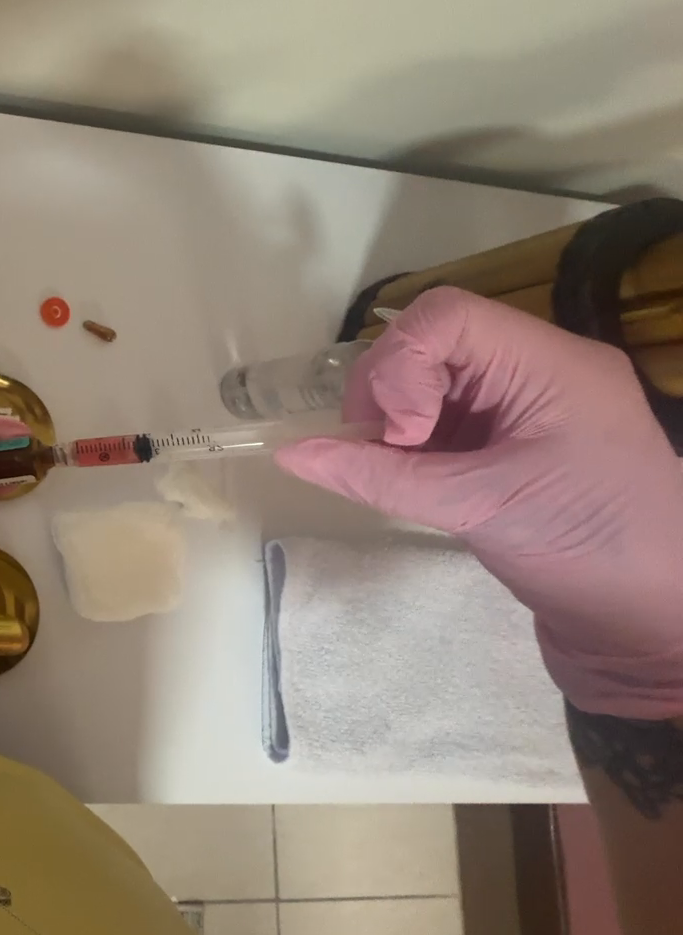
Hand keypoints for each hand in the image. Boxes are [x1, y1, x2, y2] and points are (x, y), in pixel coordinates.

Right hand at [274, 287, 682, 718]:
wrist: (650, 616)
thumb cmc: (589, 548)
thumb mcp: (475, 508)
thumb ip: (373, 476)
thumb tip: (287, 454)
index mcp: (550, 367)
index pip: (444, 318)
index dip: (400, 365)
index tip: (405, 434)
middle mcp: (533, 367)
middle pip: (421, 340)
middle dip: (383, 393)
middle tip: (387, 452)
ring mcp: (514, 397)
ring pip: (414, 373)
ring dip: (384, 415)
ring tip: (397, 466)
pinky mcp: (495, 428)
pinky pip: (423, 406)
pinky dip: (396, 435)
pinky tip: (407, 471)